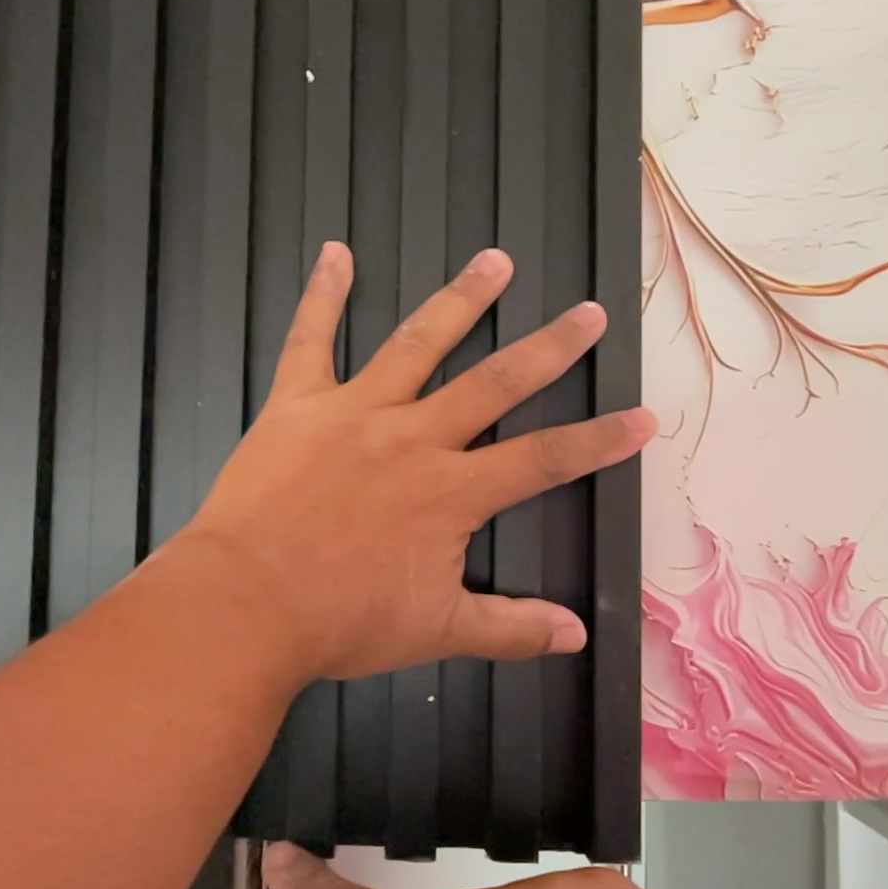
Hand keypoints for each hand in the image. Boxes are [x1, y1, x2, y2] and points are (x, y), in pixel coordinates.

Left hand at [181, 242, 653, 681]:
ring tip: (496, 262)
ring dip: (462, 300)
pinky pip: (310, 339)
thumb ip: (511, 629)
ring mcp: (355, 412)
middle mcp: (415, 437)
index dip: (599, 439)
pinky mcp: (298, 404)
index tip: (643, 415)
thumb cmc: (341, 621)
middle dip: (549, 348)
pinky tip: (335, 253)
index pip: (545, 458)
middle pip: (495, 382)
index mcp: (452, 491)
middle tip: (588, 312)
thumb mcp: (436, 632)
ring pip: (419, 344)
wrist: (245, 605)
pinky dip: (323, 294)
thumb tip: (576, 635)